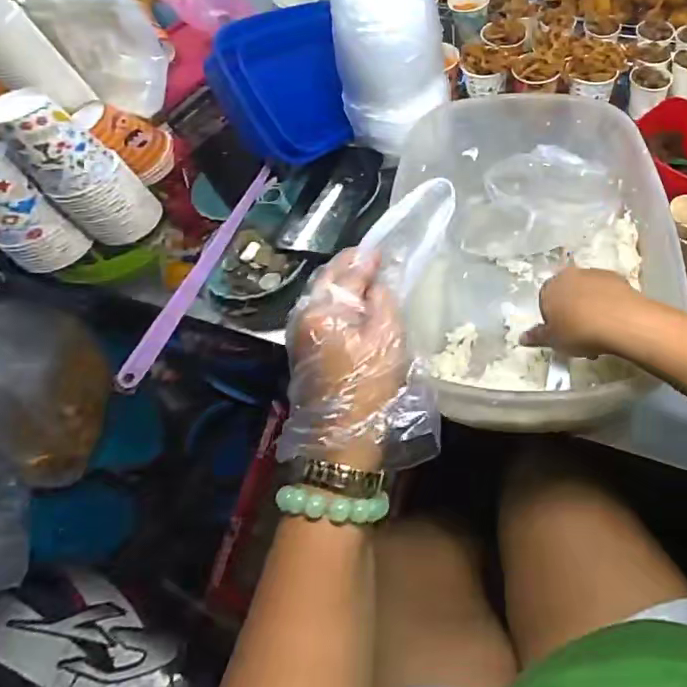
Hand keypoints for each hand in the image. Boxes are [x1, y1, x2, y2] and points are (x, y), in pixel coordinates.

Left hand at [287, 249, 404, 459]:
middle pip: (327, 279)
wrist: (339, 439)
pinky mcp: (303, 349)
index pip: (346, 270)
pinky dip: (339, 301)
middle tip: (377, 257)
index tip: (383, 247)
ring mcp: (298, 334)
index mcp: (321, 309)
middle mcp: (302, 316)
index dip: (366, 258)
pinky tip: (357, 302)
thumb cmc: (367, 385)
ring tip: (370, 276)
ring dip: (344, 283)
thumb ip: (383, 300)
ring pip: (322, 295)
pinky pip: (322, 311)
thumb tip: (378, 279)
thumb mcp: (387, 337)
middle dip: (351, 266)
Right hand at [521, 267, 639, 357]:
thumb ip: (537, 336)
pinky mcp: (615, 277)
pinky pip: (606, 291)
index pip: (545, 300)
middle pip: (567, 294)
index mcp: (550, 288)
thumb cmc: (579, 332)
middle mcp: (570, 275)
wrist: (620, 320)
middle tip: (580, 335)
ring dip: (589, 307)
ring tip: (599, 332)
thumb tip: (522, 337)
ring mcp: (594, 273)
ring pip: (587, 292)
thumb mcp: (554, 341)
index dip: (552, 318)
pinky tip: (612, 321)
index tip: (561, 334)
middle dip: (572, 311)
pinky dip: (607, 302)